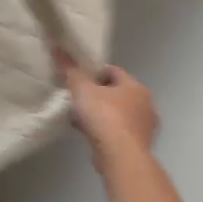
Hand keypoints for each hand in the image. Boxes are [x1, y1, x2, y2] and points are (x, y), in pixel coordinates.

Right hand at [59, 52, 157, 169]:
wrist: (120, 155)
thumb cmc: (104, 115)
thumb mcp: (80, 88)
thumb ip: (69, 69)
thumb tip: (56, 46)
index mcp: (136, 87)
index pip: (113, 71)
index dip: (93, 71)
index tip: (77, 78)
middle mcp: (146, 105)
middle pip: (116, 92)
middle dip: (96, 94)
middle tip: (77, 96)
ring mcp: (145, 127)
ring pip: (117, 112)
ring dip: (100, 113)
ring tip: (79, 115)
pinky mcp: (140, 145)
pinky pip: (119, 130)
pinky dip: (105, 129)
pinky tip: (87, 131)